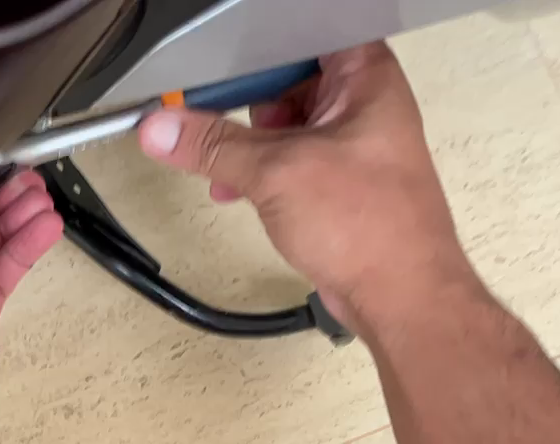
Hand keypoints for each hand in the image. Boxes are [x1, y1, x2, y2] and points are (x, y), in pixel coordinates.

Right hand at [137, 43, 477, 331]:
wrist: (396, 292)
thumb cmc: (369, 225)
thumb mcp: (275, 173)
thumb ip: (214, 147)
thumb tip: (162, 128)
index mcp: (364, 75)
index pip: (301, 35)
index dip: (255, 50)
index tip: (214, 71)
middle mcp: (361, 103)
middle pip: (287, 79)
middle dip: (244, 103)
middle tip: (209, 116)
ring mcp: (348, 146)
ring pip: (283, 126)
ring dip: (246, 146)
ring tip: (220, 165)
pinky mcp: (334, 185)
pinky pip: (286, 164)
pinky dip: (256, 175)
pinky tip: (234, 191)